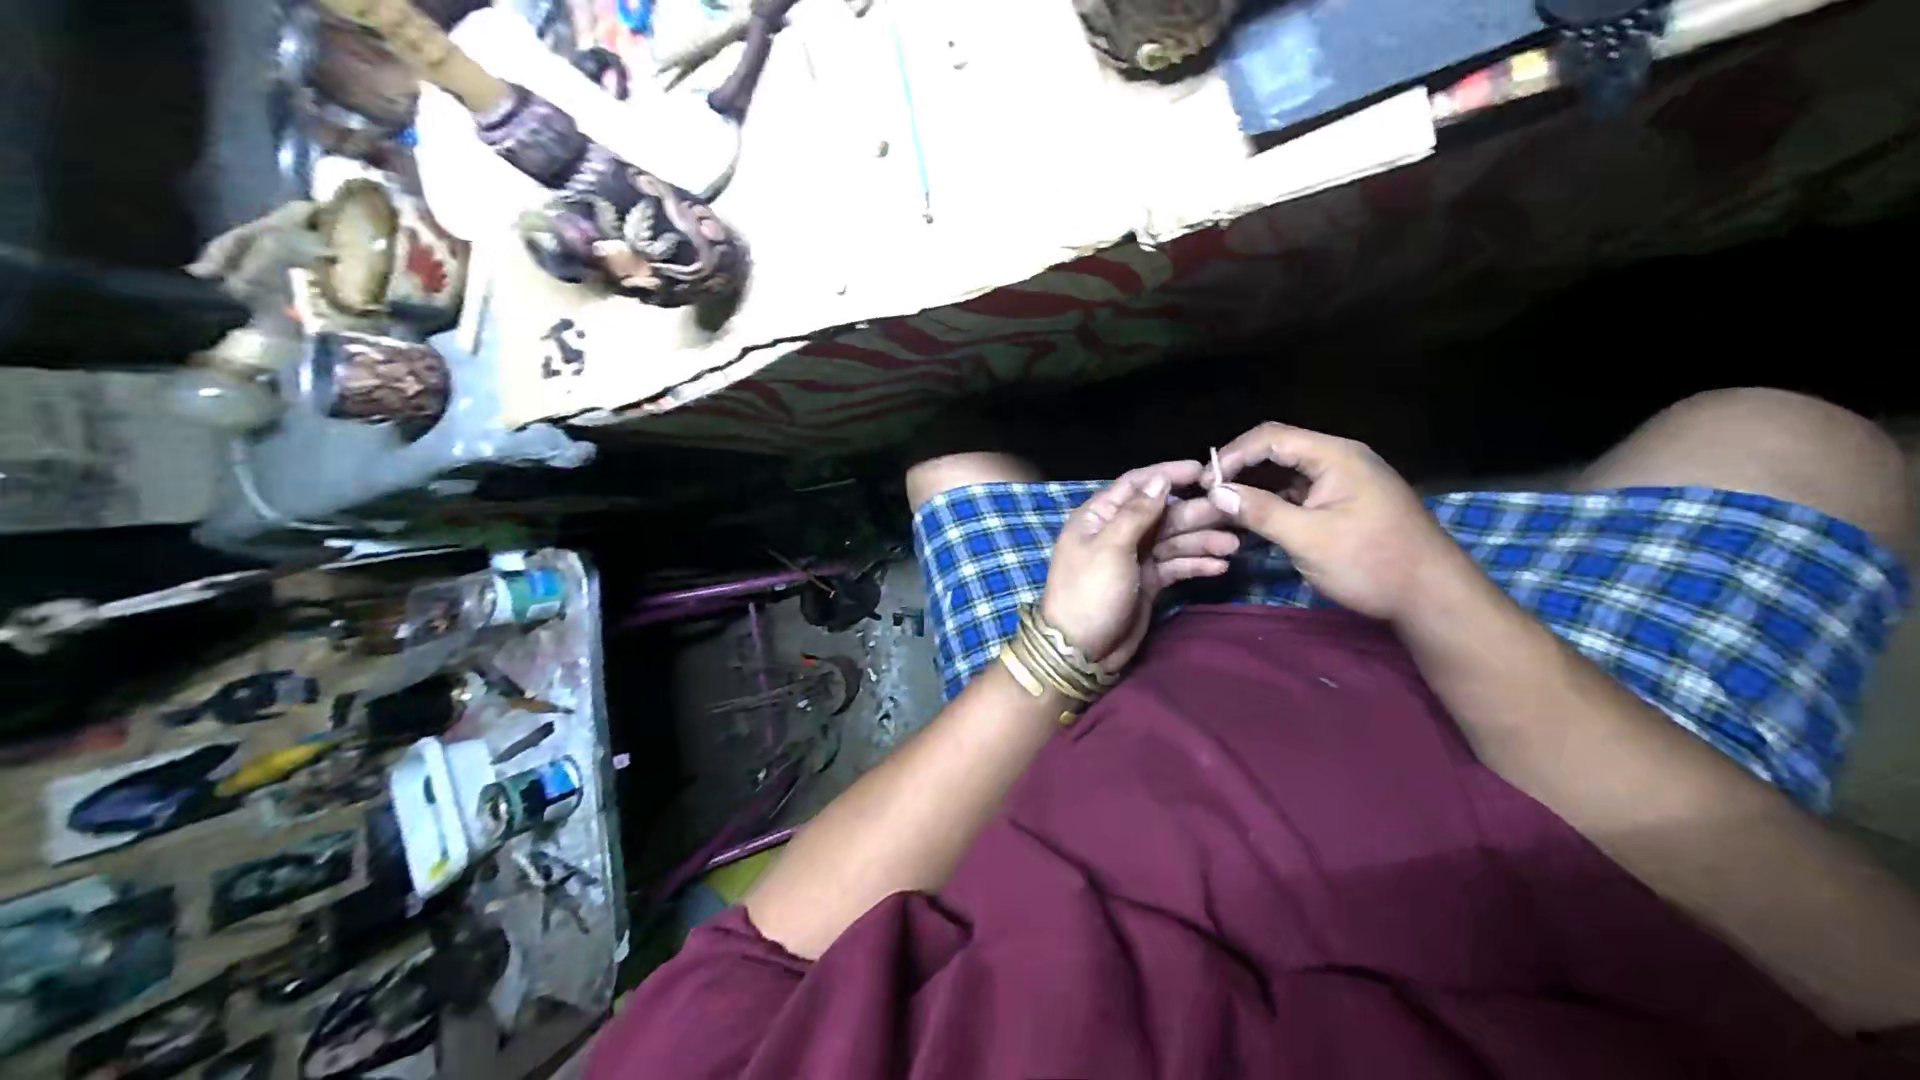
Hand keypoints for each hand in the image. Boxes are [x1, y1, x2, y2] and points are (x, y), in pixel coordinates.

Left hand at [1041, 461, 1236, 667]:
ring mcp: (1133, 558)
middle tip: (1233, 513)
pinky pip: (1175, 566)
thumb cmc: (1090, 592)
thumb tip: (1160, 479)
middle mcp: (1116, 532)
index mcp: (1098, 517)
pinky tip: (1220, 566)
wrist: (1080, 650)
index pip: (1136, 485)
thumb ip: (1137, 513)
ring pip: (1173, 540)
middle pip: (1161, 513)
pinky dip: (1195, 564)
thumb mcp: (1110, 548)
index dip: (1168, 475)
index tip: (1204, 471)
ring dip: (1202, 541)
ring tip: (1233, 544)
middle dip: (1195, 513)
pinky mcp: (1147, 582)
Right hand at [1186, 423, 1463, 622]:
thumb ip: (1261, 511)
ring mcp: (1342, 481)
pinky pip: (1298, 492)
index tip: (1205, 483)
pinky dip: (1272, 502)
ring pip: (1285, 473)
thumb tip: (1215, 492)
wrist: (1432, 596)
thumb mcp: (1309, 539)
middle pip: (1277, 450)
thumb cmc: (1373, 563)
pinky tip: (1252, 520)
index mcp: (1336, 456)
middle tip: (1209, 496)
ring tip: (1223, 509)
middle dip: (1240, 470)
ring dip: (1253, 488)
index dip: (1233, 455)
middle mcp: (1339, 459)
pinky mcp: (1342, 502)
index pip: (1271, 437)